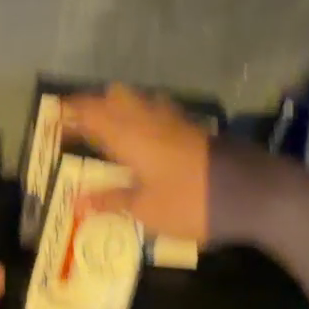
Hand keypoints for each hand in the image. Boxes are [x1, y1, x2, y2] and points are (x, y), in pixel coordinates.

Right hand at [62, 84, 271, 243]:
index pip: (91, 113)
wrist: (256, 193)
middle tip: (78, 125)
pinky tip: (147, 139)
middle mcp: (150, 119)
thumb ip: (111, 201)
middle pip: (116, 98)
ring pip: (140, 101)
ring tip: (109, 130)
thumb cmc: (192, 203)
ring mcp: (177, 122)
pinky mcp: (197, 131)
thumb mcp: (146, 211)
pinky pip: (160, 113)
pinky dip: (144, 119)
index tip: (52, 117)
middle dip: (94, 106)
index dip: (70, 113)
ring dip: (120, 109)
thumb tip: (77, 201)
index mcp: (130, 135)